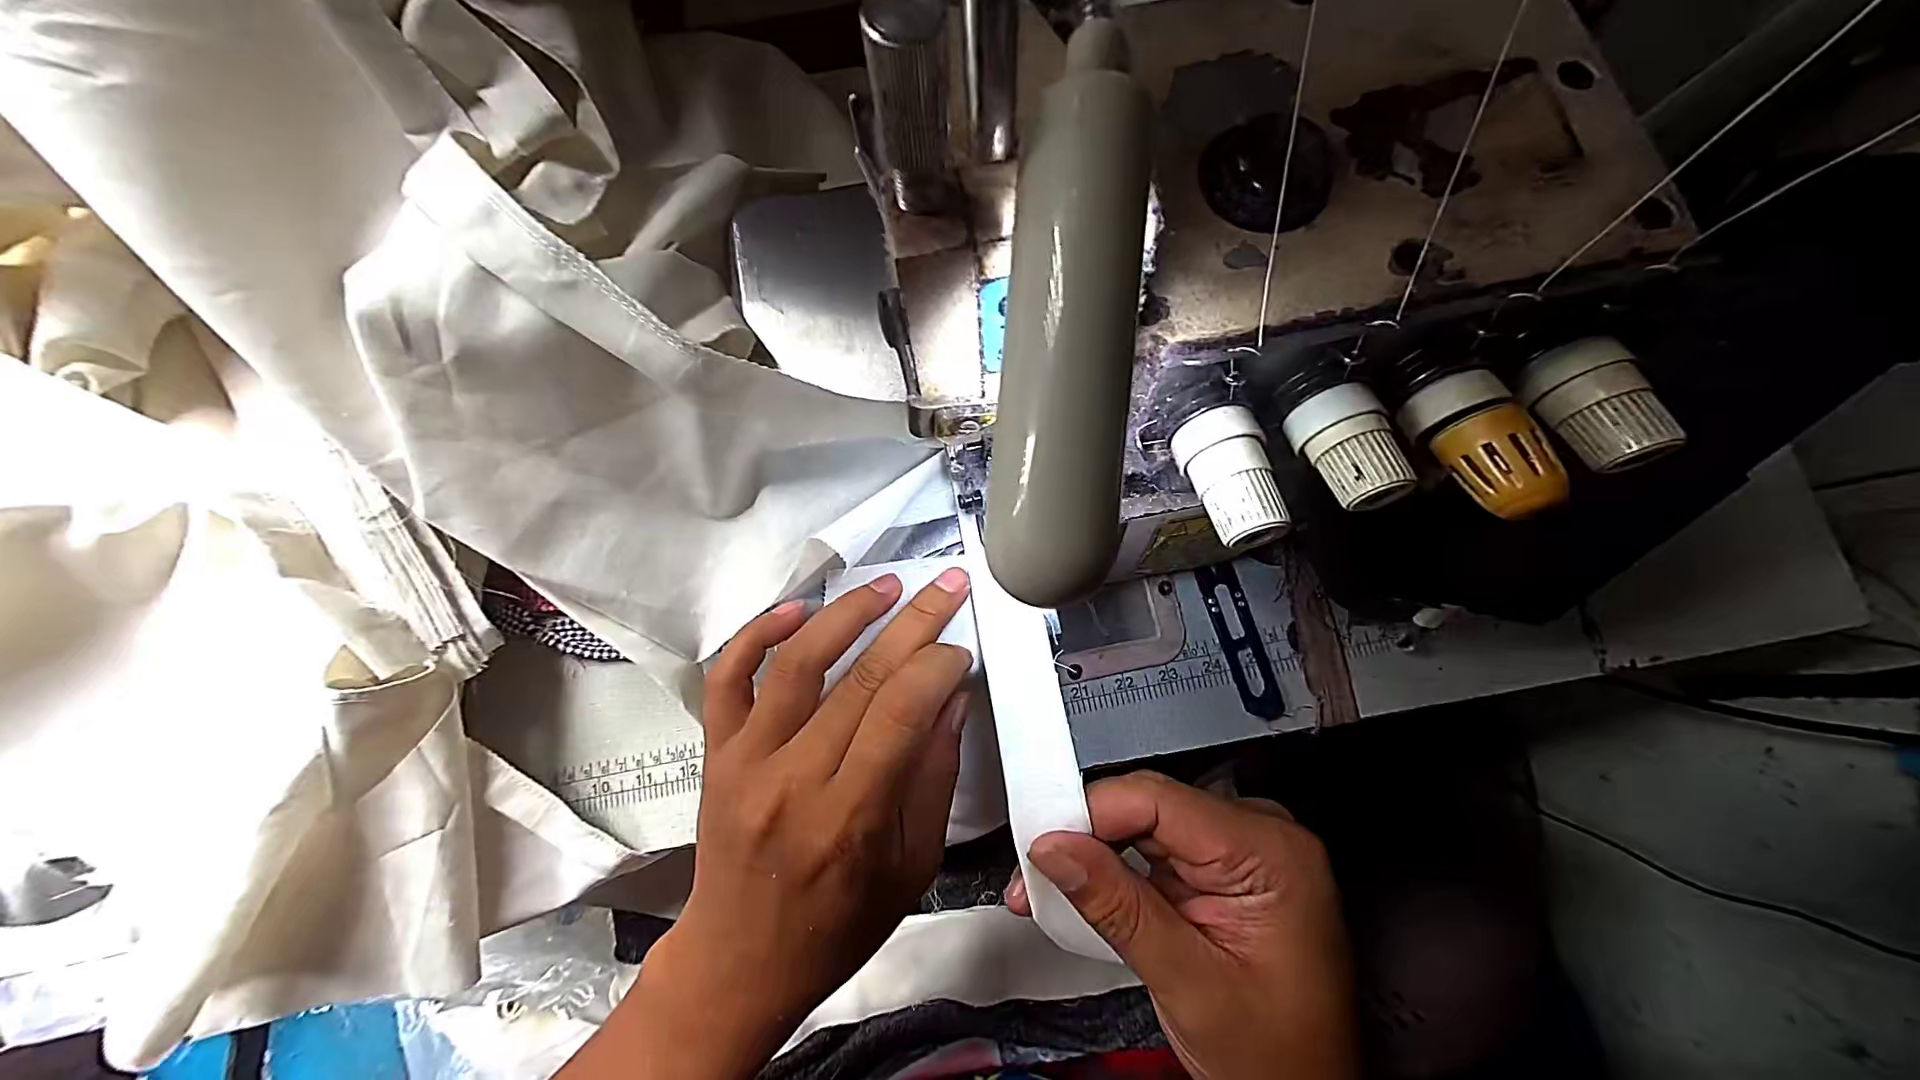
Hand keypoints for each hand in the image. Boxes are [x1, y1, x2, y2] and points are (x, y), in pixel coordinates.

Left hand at [561, 569, 973, 1079]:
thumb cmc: (837, 926)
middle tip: (946, 587)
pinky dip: (756, 634)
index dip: (938, 665)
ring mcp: (745, 761)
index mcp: (850, 819)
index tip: (961, 649)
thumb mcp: (912, 867)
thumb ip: (934, 777)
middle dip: (913, 622)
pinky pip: (727, 679)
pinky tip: (796, 609)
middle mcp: (793, 781)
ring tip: (886, 585)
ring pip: (796, 664)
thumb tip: (952, 697)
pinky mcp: (715, 753)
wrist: (738, 962)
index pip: (900, 712)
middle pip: (860, 679)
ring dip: (846, 613)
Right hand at [1007, 772, 1358, 1079]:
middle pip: (1145, 805)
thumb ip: (1117, 907)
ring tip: (1059, 889)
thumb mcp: (1189, 984)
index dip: (1090, 812)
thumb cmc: (1283, 1056)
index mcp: (1268, 852)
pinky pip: (1151, 843)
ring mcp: (1239, 847)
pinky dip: (1115, 866)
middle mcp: (1258, 835)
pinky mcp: (1220, 863)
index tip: (1043, 840)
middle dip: (1085, 837)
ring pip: (1141, 822)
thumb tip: (1058, 850)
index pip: (1156, 798)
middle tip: (1038, 872)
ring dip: (1094, 853)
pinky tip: (1093, 889)